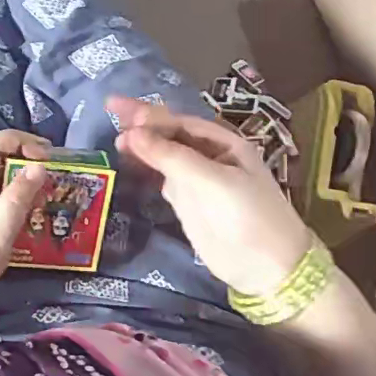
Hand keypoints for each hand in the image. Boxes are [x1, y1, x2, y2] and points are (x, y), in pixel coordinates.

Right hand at [109, 95, 311, 296]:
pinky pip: (163, 178)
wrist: (266, 266)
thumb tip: (131, 134)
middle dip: (142, 123)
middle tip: (110, 109)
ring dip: (142, 146)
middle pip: (170, 134)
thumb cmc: (248, 215)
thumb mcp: (213, 181)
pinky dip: (146, 169)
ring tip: (115, 141)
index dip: (151, 116)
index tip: (121, 113)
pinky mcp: (188, 203)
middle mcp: (209, 156)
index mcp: (223, 144)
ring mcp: (197, 180)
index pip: (181, 122)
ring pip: (164, 155)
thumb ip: (172, 157)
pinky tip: (130, 163)